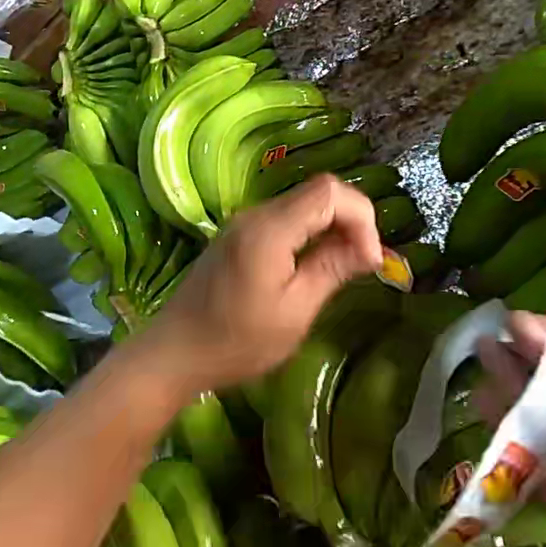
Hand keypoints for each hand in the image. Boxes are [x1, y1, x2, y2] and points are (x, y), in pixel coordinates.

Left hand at [139, 176, 382, 395]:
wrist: (173, 354)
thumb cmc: (236, 342)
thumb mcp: (294, 312)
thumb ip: (332, 269)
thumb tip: (371, 249)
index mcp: (269, 230)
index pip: (329, 192)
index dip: (361, 218)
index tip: (371, 260)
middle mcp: (256, 214)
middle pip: (319, 192)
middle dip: (352, 220)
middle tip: (365, 262)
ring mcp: (245, 222)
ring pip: (305, 203)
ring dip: (334, 226)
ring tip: (348, 264)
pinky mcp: (241, 234)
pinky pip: (288, 218)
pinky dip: (313, 232)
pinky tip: (318, 262)